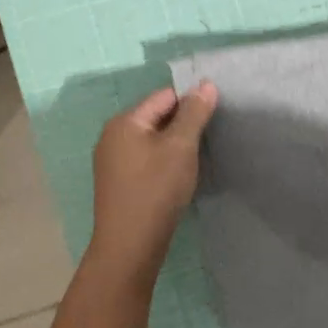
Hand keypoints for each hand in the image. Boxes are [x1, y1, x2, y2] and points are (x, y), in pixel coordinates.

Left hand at [87, 82, 218, 277]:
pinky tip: (178, 177)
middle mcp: (112, 136)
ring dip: (175, 146)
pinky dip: (164, 162)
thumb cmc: (156, 189)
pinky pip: (145, 159)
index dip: (191, 103)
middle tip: (210, 139)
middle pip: (156, 117)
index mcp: (125, 121)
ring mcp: (112, 161)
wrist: (130, 244)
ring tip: (196, 160)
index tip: (215, 118)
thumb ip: (194, 113)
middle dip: (183, 124)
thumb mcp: (181, 147)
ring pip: (152, 140)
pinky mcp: (118, 182)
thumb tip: (205, 84)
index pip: (164, 96)